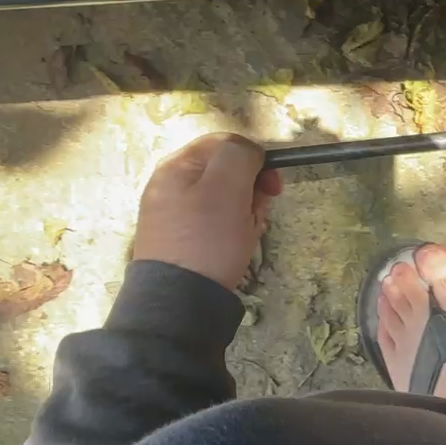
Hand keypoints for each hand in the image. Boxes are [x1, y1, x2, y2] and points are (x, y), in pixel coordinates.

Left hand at [132, 133, 281, 289]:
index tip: (273, 186)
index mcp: (178, 165)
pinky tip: (237, 246)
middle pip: (227, 172)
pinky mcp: (183, 239)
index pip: (226, 144)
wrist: (180, 300)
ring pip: (226, 199)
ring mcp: (176, 213)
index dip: (256, 158)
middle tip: (258, 213)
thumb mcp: (226, 188)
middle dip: (252, 191)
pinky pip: (217, 223)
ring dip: (247, 213)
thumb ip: (239, 156)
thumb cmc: (207, 239)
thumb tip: (250, 151)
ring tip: (247, 235)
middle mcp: (172, 185)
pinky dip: (234, 230)